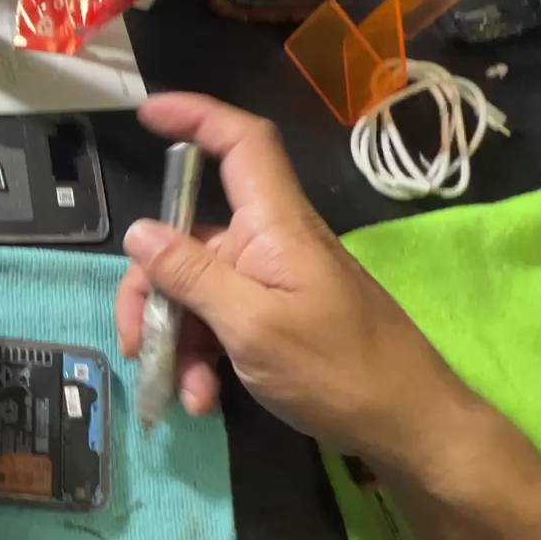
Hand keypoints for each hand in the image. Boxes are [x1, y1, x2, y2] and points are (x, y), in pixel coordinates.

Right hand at [115, 93, 482, 479]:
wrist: (405, 427)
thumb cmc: (337, 370)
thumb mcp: (251, 325)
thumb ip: (192, 276)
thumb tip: (138, 231)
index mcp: (273, 227)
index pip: (241, 145)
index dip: (197, 117)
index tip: (147, 112)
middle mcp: (266, 244)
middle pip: (186, 241)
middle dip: (150, 292)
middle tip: (135, 345)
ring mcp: (266, 282)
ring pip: (191, 290)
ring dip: (173, 339)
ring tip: (179, 390)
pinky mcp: (268, 316)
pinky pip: (213, 321)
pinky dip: (198, 357)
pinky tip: (202, 396)